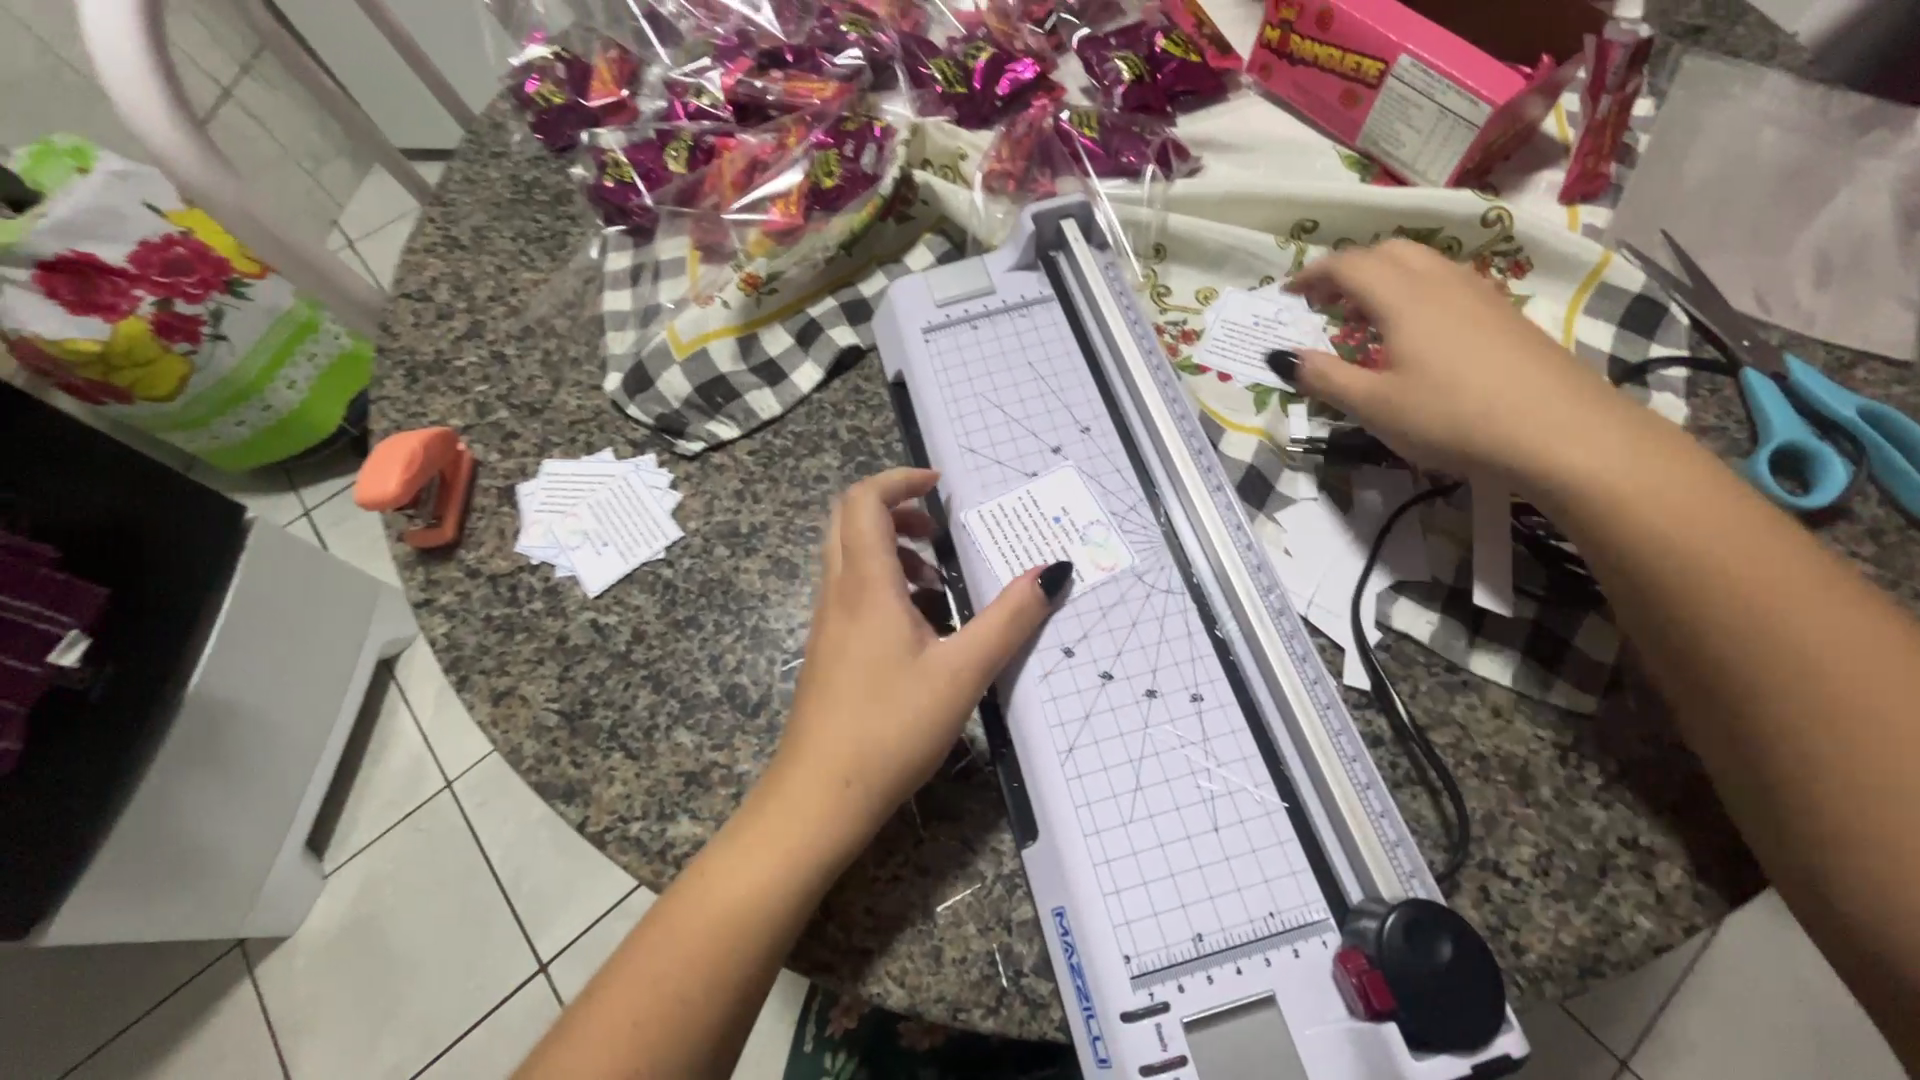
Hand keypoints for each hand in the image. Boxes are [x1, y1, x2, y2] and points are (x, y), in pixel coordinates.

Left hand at [762, 467, 1067, 849]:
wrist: (819, 795)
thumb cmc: (891, 728)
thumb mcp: (962, 673)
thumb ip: (1009, 619)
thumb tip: (1052, 571)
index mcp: (866, 584)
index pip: (865, 501)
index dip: (900, 480)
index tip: (940, 487)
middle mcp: (838, 593)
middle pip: (849, 521)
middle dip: (896, 512)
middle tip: (939, 534)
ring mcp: (827, 623)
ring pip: (848, 559)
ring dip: (891, 552)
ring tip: (937, 586)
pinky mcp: (827, 651)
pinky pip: (850, 593)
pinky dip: (882, 586)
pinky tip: (918, 630)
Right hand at [1282, 239, 1645, 488]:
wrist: (1560, 432)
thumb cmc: (1452, 417)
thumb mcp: (1374, 406)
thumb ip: (1325, 378)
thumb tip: (1284, 357)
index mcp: (1402, 296)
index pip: (1348, 264)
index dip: (1312, 274)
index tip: (1288, 294)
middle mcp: (1439, 281)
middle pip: (1386, 252)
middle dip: (1348, 270)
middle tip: (1325, 303)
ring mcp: (1478, 294)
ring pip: (1421, 264)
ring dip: (1383, 278)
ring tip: (1365, 318)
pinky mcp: (1502, 314)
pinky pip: (1446, 284)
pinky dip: (1414, 293)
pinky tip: (1415, 335)